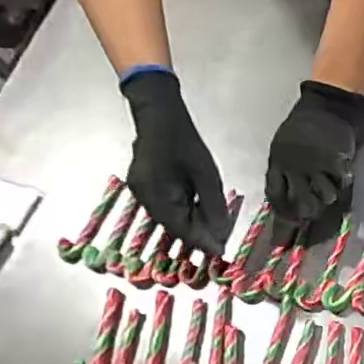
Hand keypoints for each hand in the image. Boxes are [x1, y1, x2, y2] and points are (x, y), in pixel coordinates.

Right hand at [121, 69, 234, 259]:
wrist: (158, 111)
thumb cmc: (184, 140)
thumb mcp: (206, 175)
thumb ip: (214, 208)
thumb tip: (219, 237)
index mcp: (157, 197)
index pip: (183, 232)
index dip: (204, 243)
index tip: (222, 252)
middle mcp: (145, 201)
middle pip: (176, 229)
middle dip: (199, 235)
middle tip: (222, 237)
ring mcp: (141, 196)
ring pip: (171, 221)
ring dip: (192, 225)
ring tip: (214, 224)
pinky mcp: (144, 189)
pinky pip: (166, 210)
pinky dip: (183, 213)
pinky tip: (198, 210)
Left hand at [266, 81, 363, 223]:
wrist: (325, 107)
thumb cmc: (302, 127)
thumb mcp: (282, 145)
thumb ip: (282, 169)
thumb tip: (285, 197)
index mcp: (278, 161)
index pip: (274, 193)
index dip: (281, 209)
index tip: (289, 216)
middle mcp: (294, 167)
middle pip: (301, 203)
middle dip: (308, 211)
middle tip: (314, 210)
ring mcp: (315, 165)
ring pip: (325, 196)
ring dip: (329, 194)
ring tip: (330, 187)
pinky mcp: (335, 161)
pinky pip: (341, 183)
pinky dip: (344, 181)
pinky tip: (343, 175)